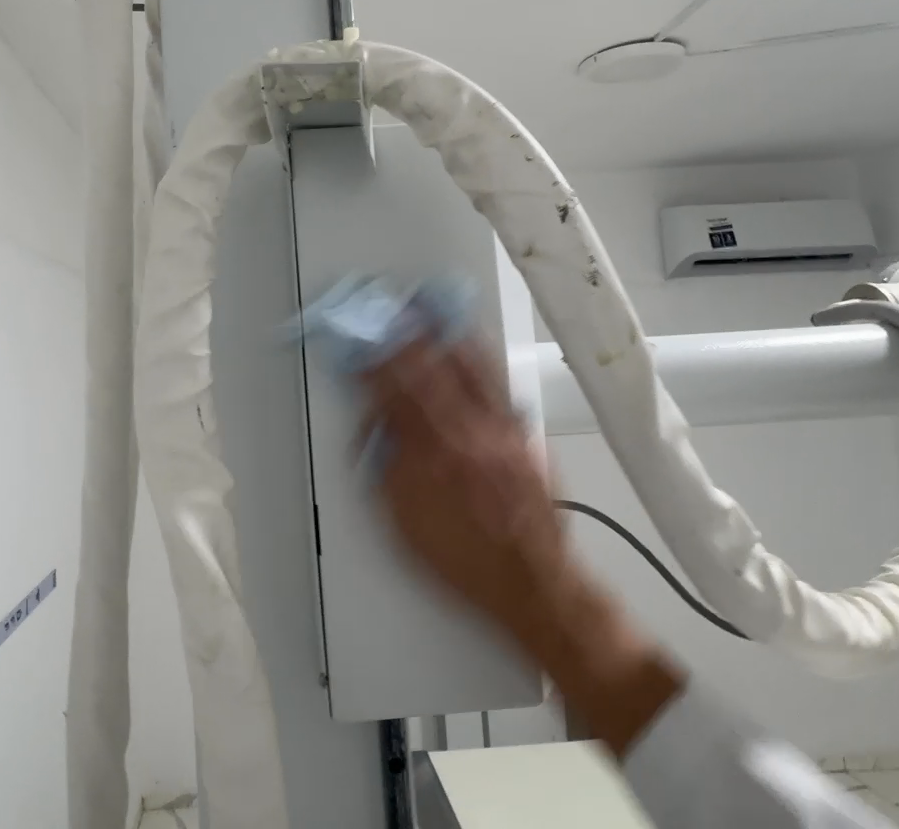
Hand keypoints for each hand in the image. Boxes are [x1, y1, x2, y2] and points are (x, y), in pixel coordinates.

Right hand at [361, 338, 684, 753]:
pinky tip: (474, 357)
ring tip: (435, 316)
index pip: (396, 393)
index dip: (375, 364)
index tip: (362, 345)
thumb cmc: (467, 564)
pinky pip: (502, 390)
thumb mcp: (404, 522)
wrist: (535, 586)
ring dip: (450, 339)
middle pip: (437, 368)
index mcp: (435, 456)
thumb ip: (388, 467)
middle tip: (398, 311)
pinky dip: (482, 367)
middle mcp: (473, 435)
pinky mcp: (529, 440)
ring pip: (476, 370)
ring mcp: (506, 434)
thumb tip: (378, 429)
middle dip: (411, 336)